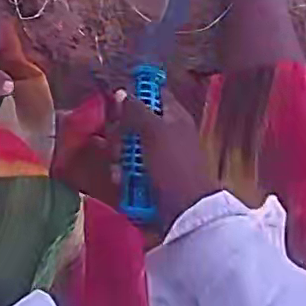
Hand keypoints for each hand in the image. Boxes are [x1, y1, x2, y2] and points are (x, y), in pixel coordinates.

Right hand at [111, 90, 222, 226]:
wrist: (186, 214)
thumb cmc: (174, 165)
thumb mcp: (154, 132)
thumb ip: (136, 110)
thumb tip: (121, 92)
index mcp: (174, 116)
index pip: (154, 93)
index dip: (137, 93)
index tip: (120, 101)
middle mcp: (166, 133)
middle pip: (135, 120)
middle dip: (122, 131)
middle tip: (118, 141)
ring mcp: (158, 156)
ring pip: (129, 145)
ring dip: (120, 155)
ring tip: (120, 166)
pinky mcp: (150, 177)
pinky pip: (130, 167)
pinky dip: (124, 173)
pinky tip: (121, 180)